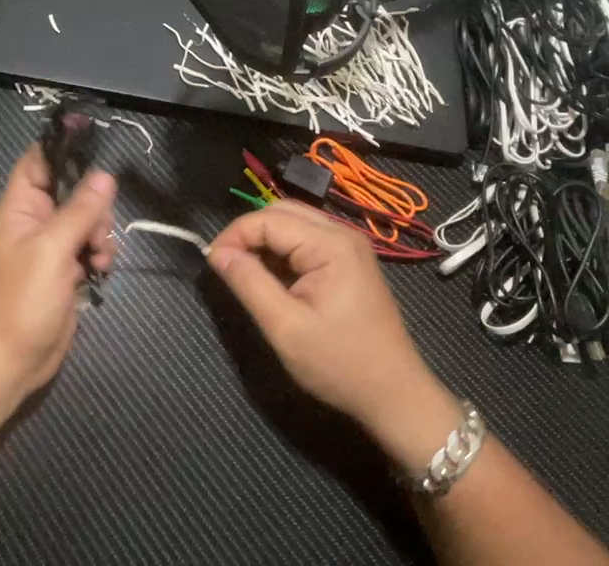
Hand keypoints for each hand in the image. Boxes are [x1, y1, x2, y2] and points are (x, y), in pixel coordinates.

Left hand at [0, 146, 115, 396]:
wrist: (13, 360)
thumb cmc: (23, 299)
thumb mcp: (52, 249)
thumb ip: (80, 210)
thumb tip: (104, 174)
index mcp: (20, 207)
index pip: (38, 160)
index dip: (63, 147)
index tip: (95, 143)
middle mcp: (35, 221)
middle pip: (72, 189)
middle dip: (93, 204)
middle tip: (97, 229)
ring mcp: (51, 246)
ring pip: (87, 218)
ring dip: (100, 232)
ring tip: (98, 256)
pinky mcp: (66, 269)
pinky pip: (90, 245)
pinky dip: (100, 253)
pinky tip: (101, 269)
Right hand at [208, 201, 457, 454]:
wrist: (395, 395)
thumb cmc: (340, 364)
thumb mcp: (285, 328)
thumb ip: (249, 284)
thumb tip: (217, 254)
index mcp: (330, 245)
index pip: (267, 219)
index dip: (234, 236)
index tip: (213, 264)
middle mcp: (342, 234)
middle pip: (281, 212)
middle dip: (248, 233)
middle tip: (226, 266)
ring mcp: (349, 247)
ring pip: (293, 223)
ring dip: (264, 242)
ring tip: (245, 273)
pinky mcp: (350, 262)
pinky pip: (307, 240)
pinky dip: (283, 252)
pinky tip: (273, 279)